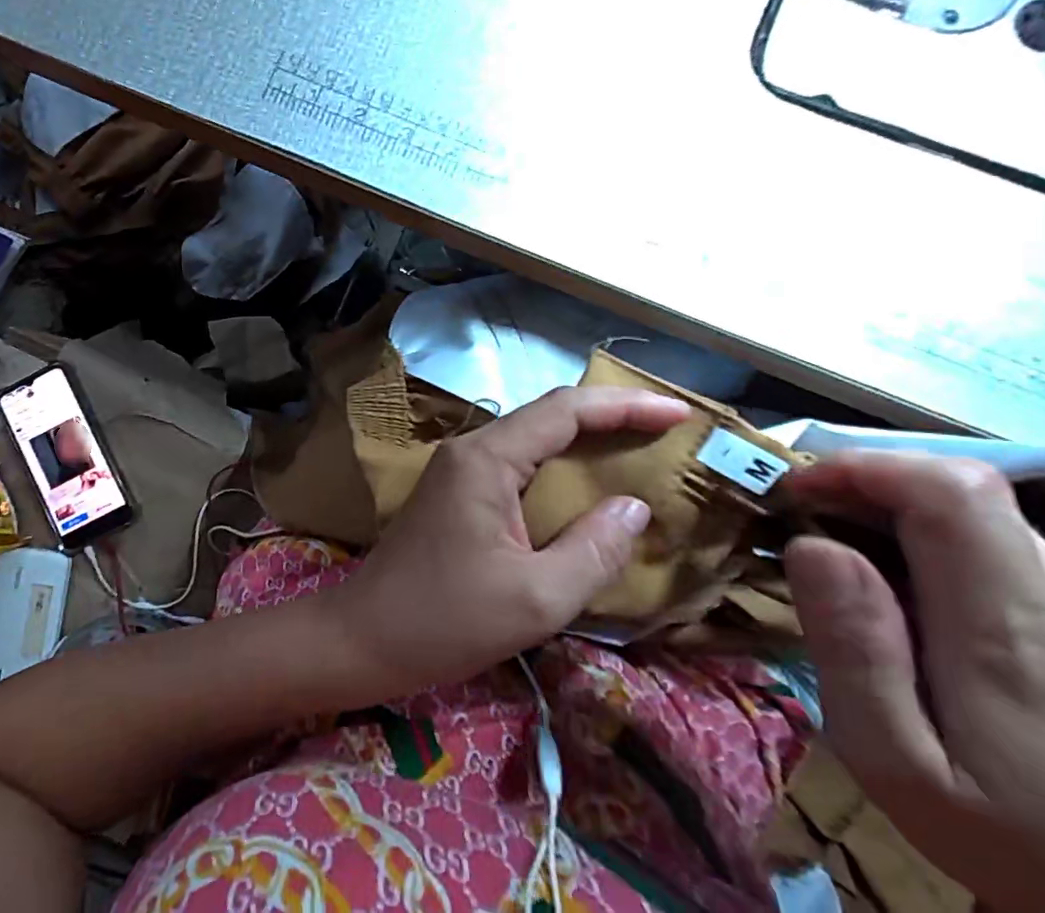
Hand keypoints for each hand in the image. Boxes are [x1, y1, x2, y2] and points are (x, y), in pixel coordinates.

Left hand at [324, 386, 691, 697]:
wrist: (364, 638)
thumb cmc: (446, 621)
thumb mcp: (536, 598)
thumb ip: (594, 549)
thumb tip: (633, 506)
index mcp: (485, 460)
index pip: (565, 410)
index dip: (626, 406)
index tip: (680, 415)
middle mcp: (468, 451)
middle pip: (547, 417)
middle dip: (610, 419)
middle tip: (668, 432)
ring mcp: (456, 472)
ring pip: (531, 441)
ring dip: (583, 443)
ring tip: (640, 454)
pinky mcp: (453, 496)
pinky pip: (515, 467)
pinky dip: (556, 471)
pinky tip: (583, 490)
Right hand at [784, 452, 1044, 912]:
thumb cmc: (1001, 841)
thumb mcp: (889, 759)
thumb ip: (851, 647)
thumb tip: (813, 544)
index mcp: (1027, 645)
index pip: (954, 494)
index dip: (866, 467)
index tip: (802, 488)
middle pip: (974, 505)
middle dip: (881, 505)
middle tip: (823, 542)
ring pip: (1005, 533)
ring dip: (931, 545)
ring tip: (897, 602)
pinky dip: (982, 571)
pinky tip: (972, 630)